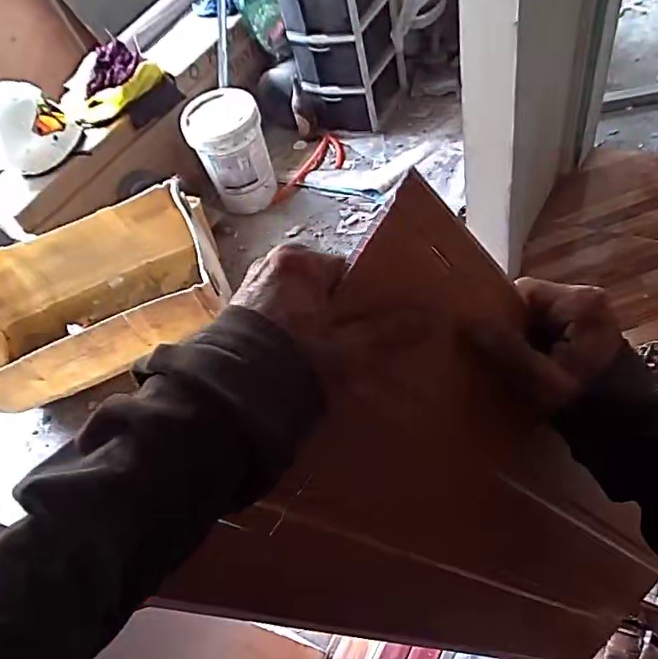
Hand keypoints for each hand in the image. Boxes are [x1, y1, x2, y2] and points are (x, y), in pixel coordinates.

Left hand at [232, 243, 425, 381]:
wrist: (230, 396)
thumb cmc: (292, 361)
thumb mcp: (348, 348)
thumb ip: (386, 332)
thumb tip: (427, 318)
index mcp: (298, 262)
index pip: (349, 271)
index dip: (371, 297)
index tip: (386, 320)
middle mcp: (271, 269)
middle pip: (325, 291)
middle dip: (344, 315)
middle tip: (365, 343)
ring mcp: (253, 294)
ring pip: (304, 309)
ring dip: (321, 330)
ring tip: (338, 358)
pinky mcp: (242, 322)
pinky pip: (283, 324)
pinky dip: (298, 339)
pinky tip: (309, 363)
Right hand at [468, 278, 629, 411]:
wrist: (629, 434)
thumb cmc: (586, 407)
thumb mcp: (541, 382)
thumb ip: (507, 350)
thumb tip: (469, 323)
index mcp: (582, 302)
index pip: (523, 293)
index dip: (500, 318)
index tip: (490, 347)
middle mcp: (588, 301)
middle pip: (529, 308)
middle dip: (512, 335)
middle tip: (502, 365)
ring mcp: (591, 319)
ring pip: (537, 324)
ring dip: (523, 347)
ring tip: (517, 373)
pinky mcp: (588, 338)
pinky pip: (549, 337)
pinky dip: (536, 354)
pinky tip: (532, 376)